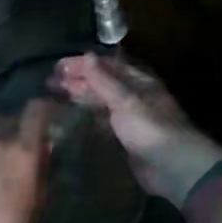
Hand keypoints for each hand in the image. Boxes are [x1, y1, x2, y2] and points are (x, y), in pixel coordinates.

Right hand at [56, 52, 221, 205]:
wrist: (172, 166)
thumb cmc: (150, 129)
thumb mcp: (125, 100)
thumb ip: (103, 80)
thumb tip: (87, 56)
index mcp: (139, 82)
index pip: (107, 66)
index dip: (82, 65)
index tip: (56, 67)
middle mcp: (134, 96)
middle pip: (102, 83)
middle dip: (77, 80)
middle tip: (50, 82)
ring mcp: (128, 118)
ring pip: (100, 101)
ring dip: (80, 97)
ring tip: (55, 96)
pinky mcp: (123, 137)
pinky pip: (101, 121)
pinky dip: (86, 116)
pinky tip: (73, 117)